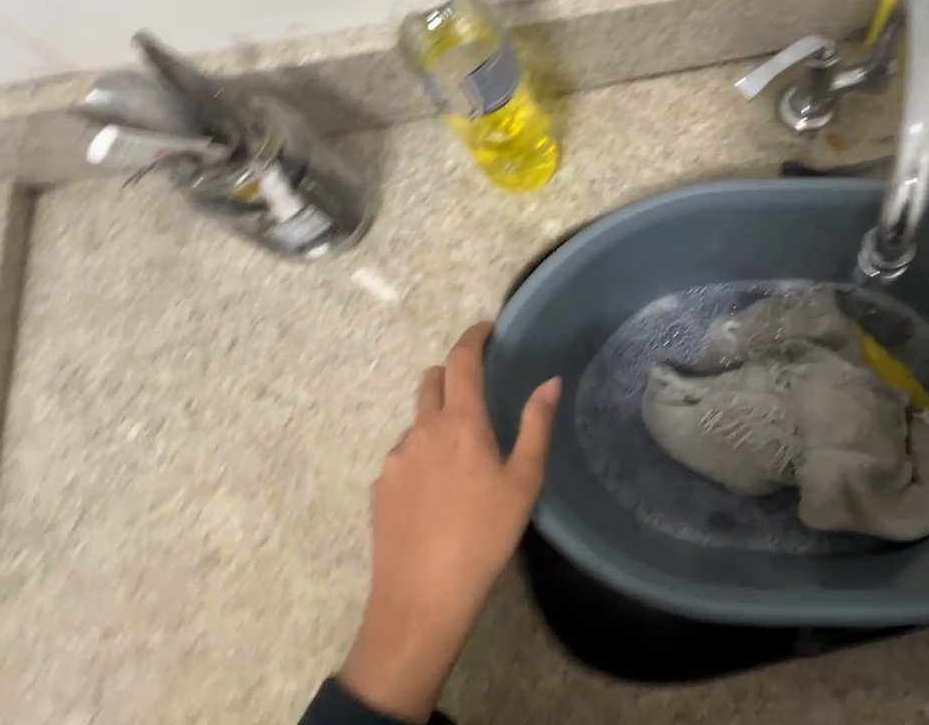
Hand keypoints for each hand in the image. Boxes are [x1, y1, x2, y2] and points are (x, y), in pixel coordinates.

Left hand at [339, 323, 560, 721]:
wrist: (420, 599)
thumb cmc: (483, 536)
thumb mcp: (524, 482)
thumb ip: (536, 425)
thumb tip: (549, 382)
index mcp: (460, 424)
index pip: (461, 361)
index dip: (473, 338)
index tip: (487, 329)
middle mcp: (421, 430)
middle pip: (431, 380)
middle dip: (453, 372)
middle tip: (478, 389)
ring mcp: (395, 459)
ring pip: (417, 419)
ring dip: (438, 418)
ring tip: (463, 457)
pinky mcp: (380, 487)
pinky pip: (404, 453)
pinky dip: (423, 452)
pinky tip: (439, 491)